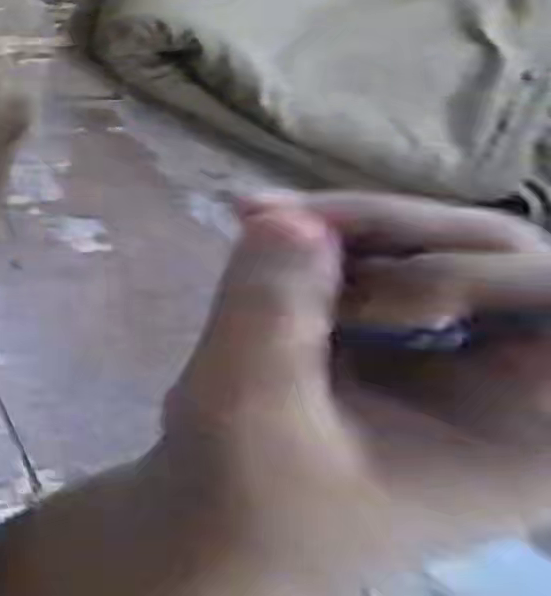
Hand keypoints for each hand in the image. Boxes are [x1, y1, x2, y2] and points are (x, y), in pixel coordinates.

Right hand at [154, 191, 550, 590]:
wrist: (216, 522)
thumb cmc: (250, 482)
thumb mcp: (251, 394)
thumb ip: (271, 305)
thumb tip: (283, 214)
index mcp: (535, 425)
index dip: (476, 267)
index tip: (355, 275)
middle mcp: (515, 383)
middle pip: (501, 259)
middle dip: (392, 226)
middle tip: (281, 216)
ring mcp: (446, 357)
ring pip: (433, 250)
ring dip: (345, 225)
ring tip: (250, 217)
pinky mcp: (385, 342)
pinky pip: (376, 268)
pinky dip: (317, 242)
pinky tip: (256, 234)